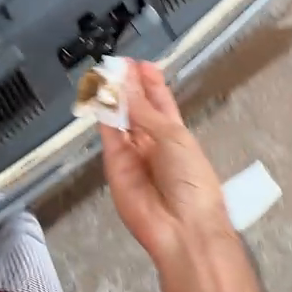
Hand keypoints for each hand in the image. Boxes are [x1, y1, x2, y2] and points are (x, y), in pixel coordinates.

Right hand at [100, 61, 231, 263]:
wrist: (181, 227)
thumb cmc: (191, 182)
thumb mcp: (173, 137)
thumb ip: (144, 111)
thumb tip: (126, 87)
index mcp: (176, 136)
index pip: (160, 103)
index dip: (150, 83)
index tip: (141, 64)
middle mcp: (152, 143)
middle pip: (136, 109)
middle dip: (129, 86)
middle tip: (118, 65)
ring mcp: (132, 154)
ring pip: (119, 119)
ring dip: (114, 97)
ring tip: (107, 74)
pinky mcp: (113, 165)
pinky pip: (107, 136)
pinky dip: (103, 116)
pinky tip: (101, 97)